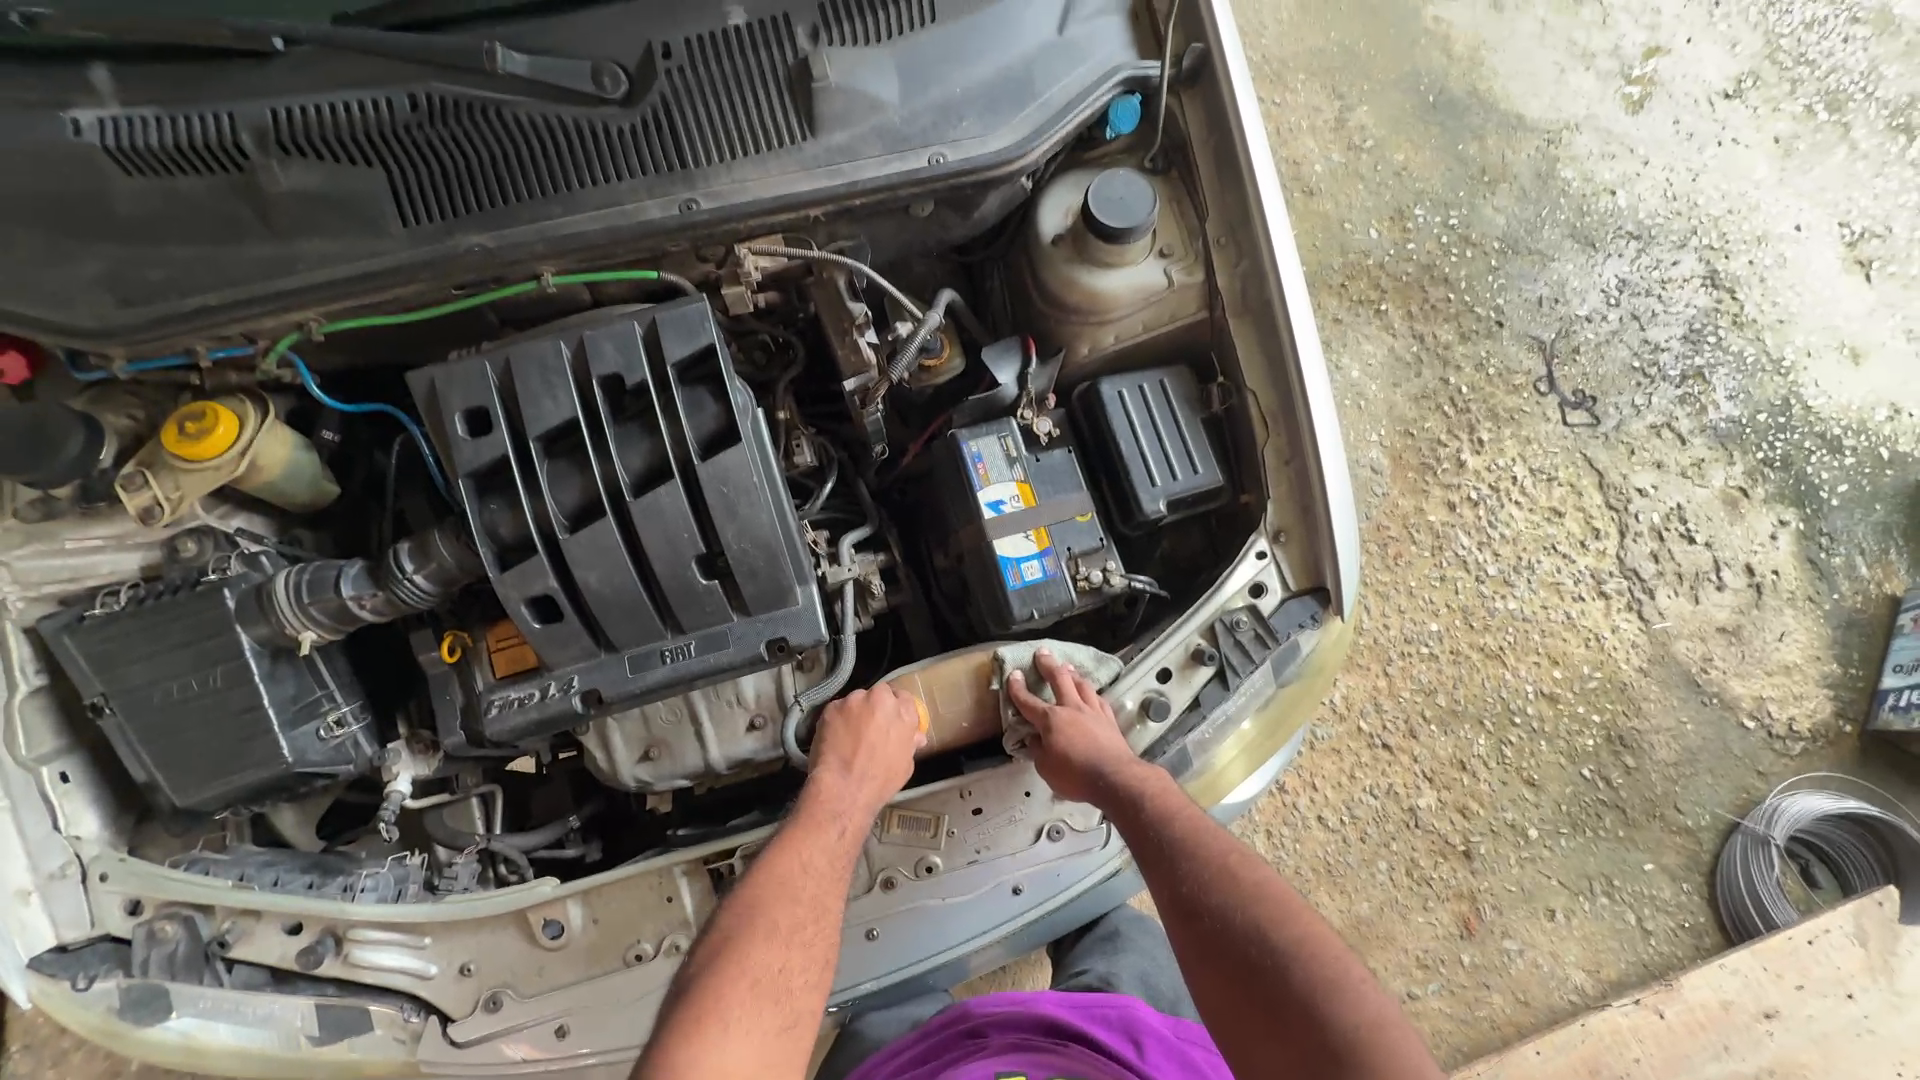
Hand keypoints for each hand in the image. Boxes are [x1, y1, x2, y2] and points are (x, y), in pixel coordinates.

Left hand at [805, 684, 925, 819]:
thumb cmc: (880, 781)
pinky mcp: (831, 707)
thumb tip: (915, 736)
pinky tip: (834, 737)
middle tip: (870, 726)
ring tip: (849, 734)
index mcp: (903, 712)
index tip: (890, 721)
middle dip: (876, 706)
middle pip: (880, 694)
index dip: (897, 709)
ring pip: (856, 700)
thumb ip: (910, 743)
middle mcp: (880, 699)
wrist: (844, 789)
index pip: (904, 698)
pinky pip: (837, 710)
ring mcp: (854, 701)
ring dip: (855, 712)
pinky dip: (837, 720)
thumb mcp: (905, 765)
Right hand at [1007, 649, 1153, 809]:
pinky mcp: (1109, 719)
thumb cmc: (1075, 776)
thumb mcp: (1046, 768)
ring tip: (1067, 666)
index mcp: (1051, 720)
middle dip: (1048, 664)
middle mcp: (1071, 708)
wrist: (1115, 777)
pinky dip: (1092, 692)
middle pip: (1059, 679)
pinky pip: (1099, 699)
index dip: (1018, 688)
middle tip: (1042, 652)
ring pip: (1081, 684)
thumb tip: (1034, 739)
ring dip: (1072, 673)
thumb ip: (1038, 750)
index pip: (1028, 701)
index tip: (1013, 674)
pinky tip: (1091, 691)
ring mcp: (1093, 711)